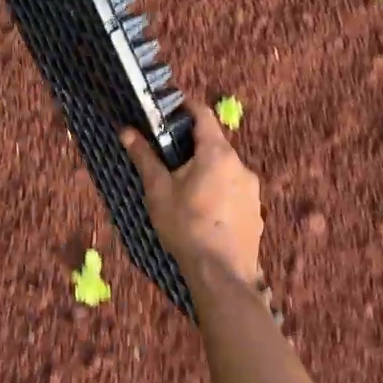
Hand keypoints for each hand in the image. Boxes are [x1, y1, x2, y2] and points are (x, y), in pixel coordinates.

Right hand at [122, 103, 262, 286]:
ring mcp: (251, 190)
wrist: (222, 275)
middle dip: (190, 143)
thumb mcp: (158, 189)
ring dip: (204, 167)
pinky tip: (201, 208)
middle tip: (165, 152)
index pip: (202, 115)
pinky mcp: (255, 211)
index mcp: (217, 153)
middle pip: (213, 142)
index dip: (184, 107)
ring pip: (223, 167)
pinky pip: (232, 188)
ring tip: (181, 184)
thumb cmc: (186, 225)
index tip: (165, 109)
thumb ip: (144, 156)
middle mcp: (240, 166)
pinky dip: (216, 188)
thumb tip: (126, 130)